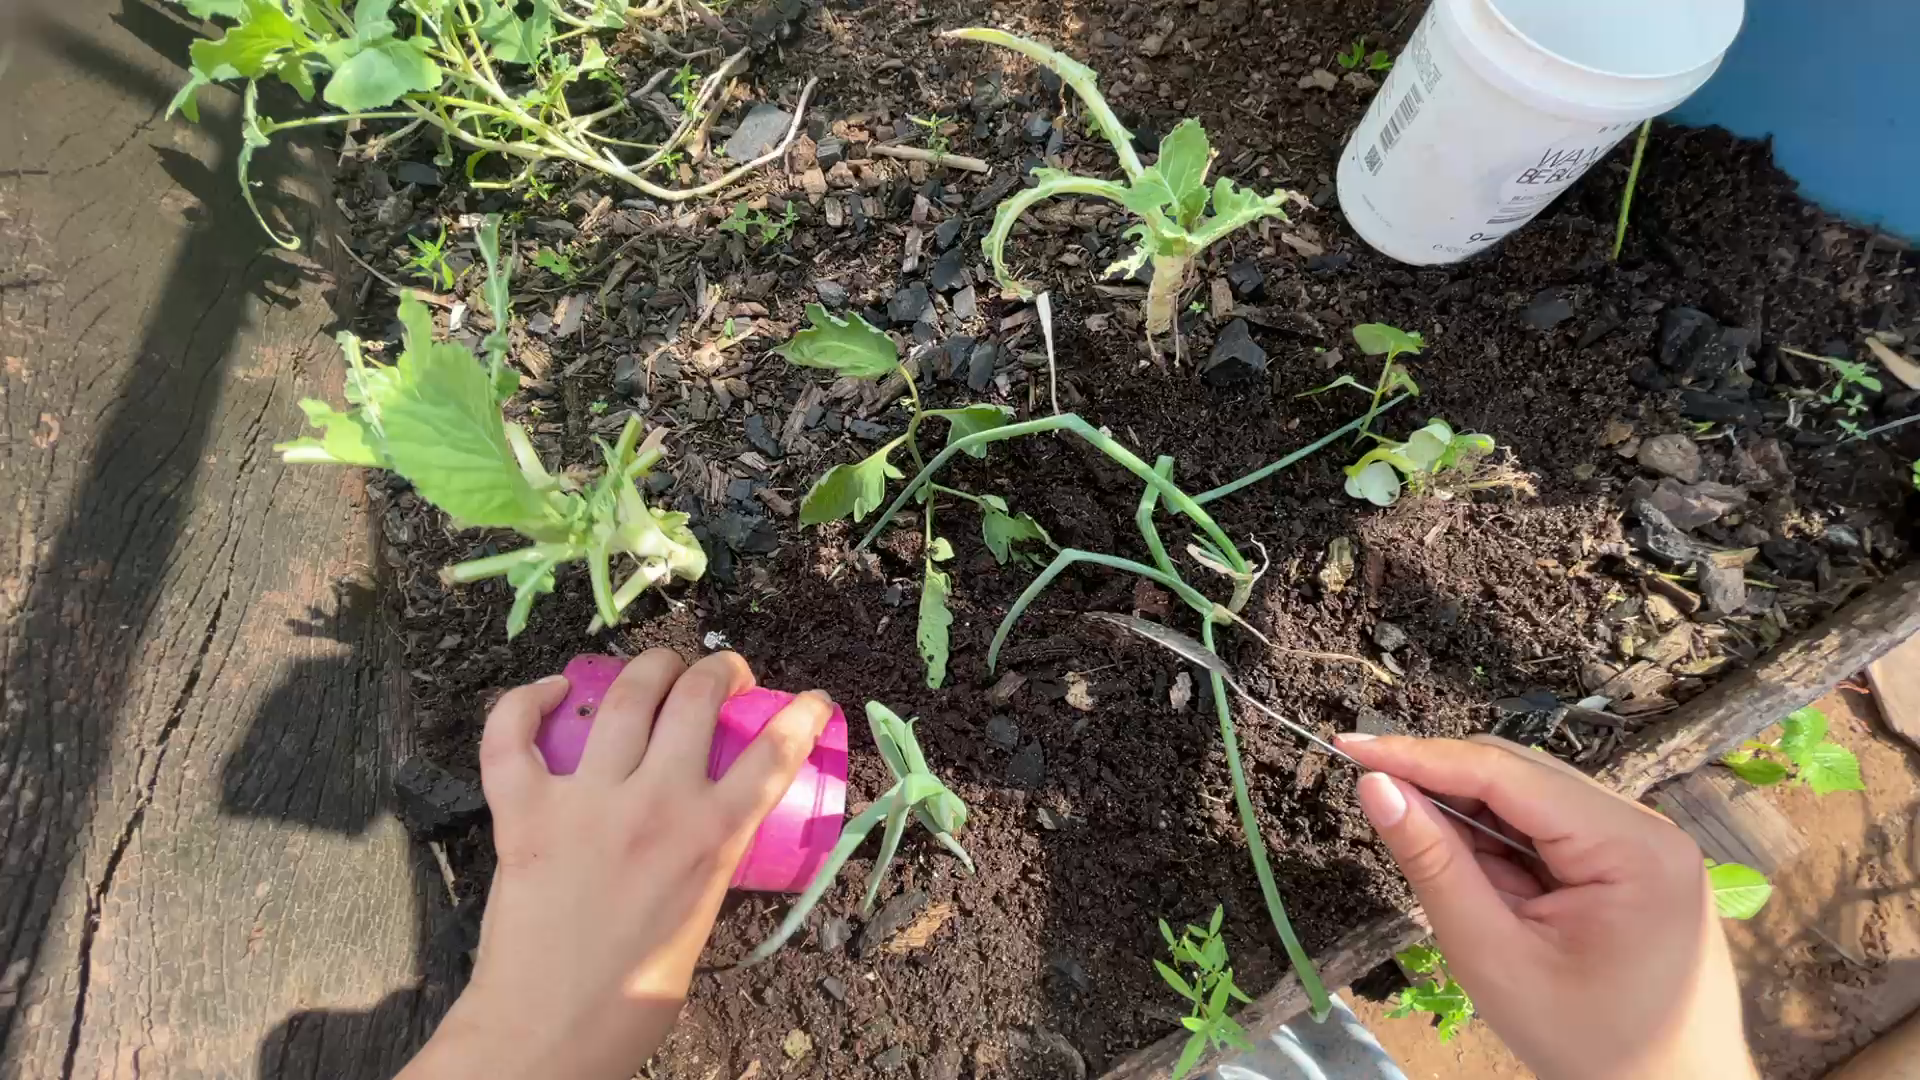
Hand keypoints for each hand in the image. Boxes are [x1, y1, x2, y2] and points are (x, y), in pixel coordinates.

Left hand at [400, 650, 834, 1079]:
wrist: (544, 1038)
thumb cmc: (639, 990)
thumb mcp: (708, 909)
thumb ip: (715, 851)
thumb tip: (718, 812)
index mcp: (712, 835)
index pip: (776, 750)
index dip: (805, 712)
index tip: (812, 699)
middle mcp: (656, 803)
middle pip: (699, 696)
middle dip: (723, 668)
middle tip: (725, 676)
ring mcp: (587, 801)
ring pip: (627, 696)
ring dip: (653, 667)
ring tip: (663, 670)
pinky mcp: (525, 814)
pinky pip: (513, 738)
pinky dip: (527, 702)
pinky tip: (557, 690)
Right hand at [1334, 733, 1754, 1079]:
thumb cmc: (1584, 1042)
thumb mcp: (1489, 953)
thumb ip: (1431, 861)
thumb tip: (1373, 784)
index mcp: (1630, 848)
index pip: (1501, 772)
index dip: (1416, 754)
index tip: (1347, 746)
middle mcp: (1642, 826)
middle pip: (1512, 771)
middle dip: (1436, 779)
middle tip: (1372, 793)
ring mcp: (1636, 840)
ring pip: (1518, 789)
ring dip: (1459, 808)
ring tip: (1423, 845)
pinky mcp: (1622, 857)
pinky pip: (1534, 819)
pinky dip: (1486, 832)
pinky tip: (1467, 863)